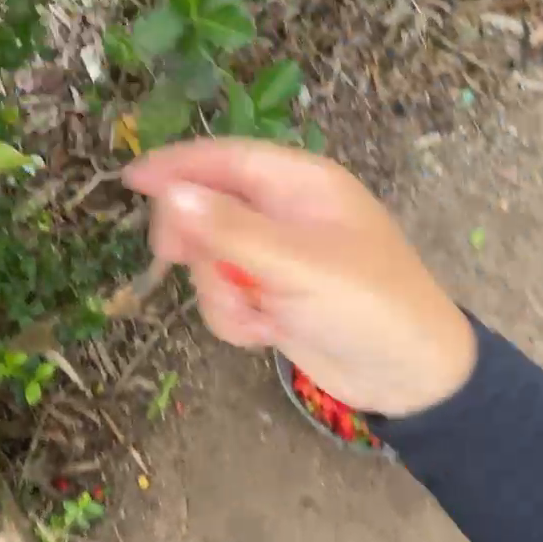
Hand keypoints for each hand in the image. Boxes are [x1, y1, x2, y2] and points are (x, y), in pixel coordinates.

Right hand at [124, 139, 475, 417]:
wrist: (410, 382)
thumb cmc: (370, 306)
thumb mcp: (299, 265)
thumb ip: (231, 230)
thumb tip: (171, 196)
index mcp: (300, 185)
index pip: (225, 159)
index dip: (177, 165)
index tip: (131, 179)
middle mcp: (282, 214)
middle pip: (208, 208)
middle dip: (196, 242)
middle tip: (175, 259)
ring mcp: (273, 257)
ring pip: (209, 258)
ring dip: (221, 292)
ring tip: (257, 314)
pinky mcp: (267, 294)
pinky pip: (222, 294)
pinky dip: (234, 316)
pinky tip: (266, 332)